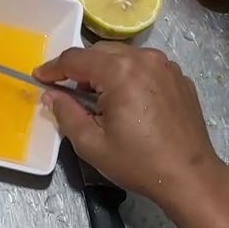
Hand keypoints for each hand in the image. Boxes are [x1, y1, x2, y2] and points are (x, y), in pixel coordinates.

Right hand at [34, 43, 228, 209]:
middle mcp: (144, 58)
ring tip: (96, 98)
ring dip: (103, 70)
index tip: (39, 77)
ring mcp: (165, 66)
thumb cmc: (138, 163)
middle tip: (65, 91)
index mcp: (120, 72)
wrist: (188, 175)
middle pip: (99, 52)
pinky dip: (127, 76)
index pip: (75, 59)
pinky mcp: (178, 77)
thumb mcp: (91, 144)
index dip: (53, 68)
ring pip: (123, 56)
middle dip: (79, 68)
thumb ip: (66, 113)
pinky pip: (143, 66)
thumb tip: (52, 95)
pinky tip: (125, 101)